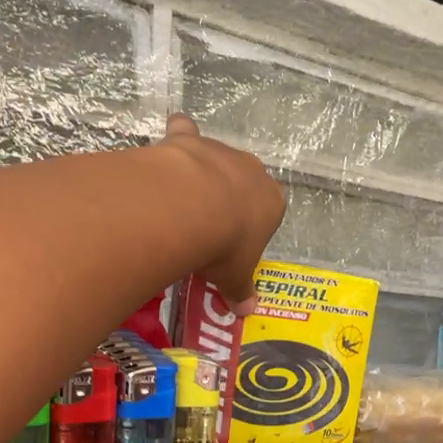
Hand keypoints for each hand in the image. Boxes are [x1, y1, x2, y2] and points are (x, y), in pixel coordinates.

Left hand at [156, 114, 284, 313]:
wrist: (191, 208)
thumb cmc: (224, 246)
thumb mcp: (234, 276)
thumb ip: (240, 291)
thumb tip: (247, 312)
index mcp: (272, 202)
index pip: (270, 210)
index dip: (252, 226)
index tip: (234, 243)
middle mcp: (252, 171)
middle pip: (245, 182)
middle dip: (229, 199)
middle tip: (207, 225)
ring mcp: (220, 151)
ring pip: (216, 160)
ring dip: (203, 175)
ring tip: (181, 200)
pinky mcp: (189, 139)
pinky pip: (184, 130)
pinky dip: (178, 135)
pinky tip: (169, 143)